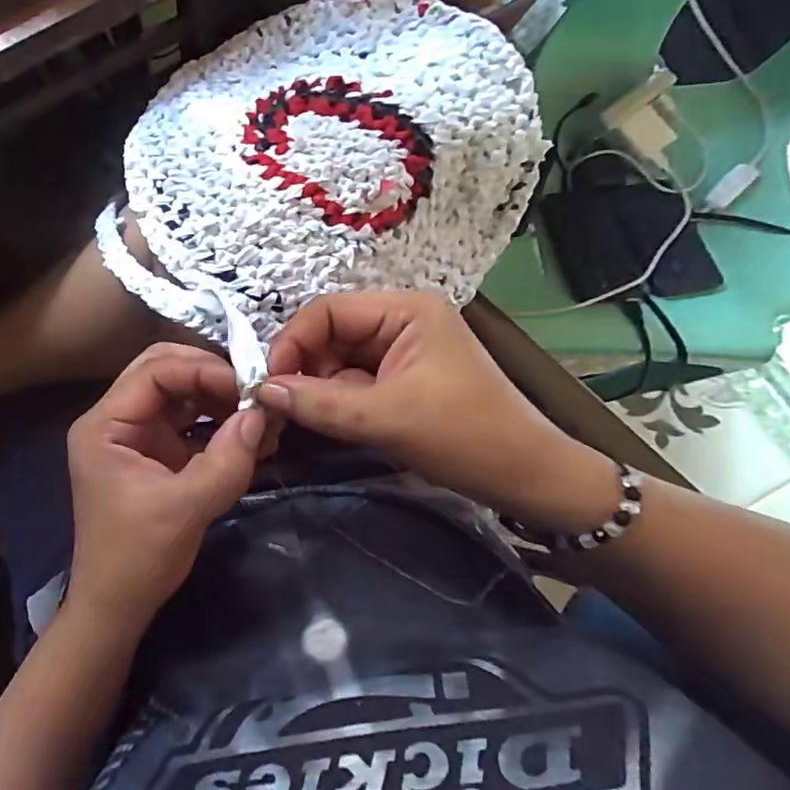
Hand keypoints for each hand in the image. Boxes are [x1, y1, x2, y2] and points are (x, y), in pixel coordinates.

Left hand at [65, 344, 267, 628]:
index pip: (153, 372)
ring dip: (220, 401)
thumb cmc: (137, 558)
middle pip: (165, 373)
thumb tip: (261, 415)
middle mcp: (116, 421)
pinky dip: (219, 426)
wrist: (116, 606)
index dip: (202, 370)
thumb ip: (226, 461)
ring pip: (180, 396)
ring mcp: (136, 437)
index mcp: (104, 426)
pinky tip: (252, 437)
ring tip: (261, 416)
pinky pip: (190, 424)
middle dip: (211, 378)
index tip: (246, 386)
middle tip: (253, 394)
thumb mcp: (185, 509)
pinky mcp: (156, 455)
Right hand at [256, 293, 611, 530]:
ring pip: (335, 363)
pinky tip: (319, 423)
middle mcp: (399, 322)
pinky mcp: (399, 383)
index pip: (328, 311)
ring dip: (314, 390)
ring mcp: (399, 353)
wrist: (528, 479)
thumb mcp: (387, 418)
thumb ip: (320, 402)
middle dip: (302, 369)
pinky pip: (350, 385)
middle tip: (276, 408)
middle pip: (328, 335)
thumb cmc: (466, 436)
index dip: (292, 342)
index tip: (268, 383)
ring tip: (295, 420)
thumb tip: (261, 390)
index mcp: (405, 310)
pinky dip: (332, 403)